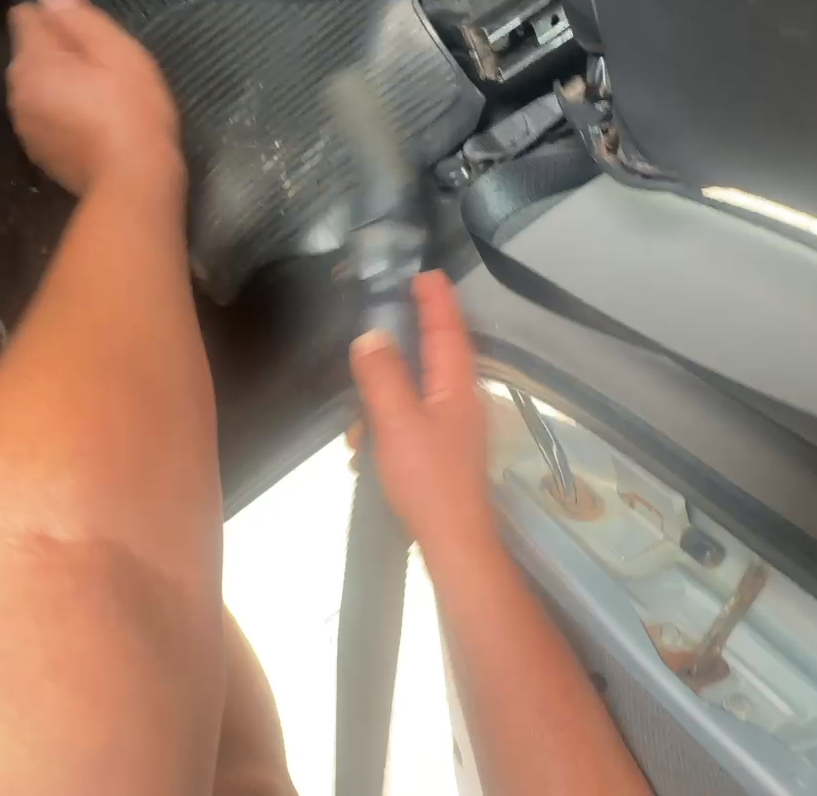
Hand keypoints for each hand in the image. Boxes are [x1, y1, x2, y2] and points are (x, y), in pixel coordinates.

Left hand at [7, 0, 181, 195]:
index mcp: (32, 61)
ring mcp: (25, 128)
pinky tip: (93, 128)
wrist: (133, 182)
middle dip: (59, 56)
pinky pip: (46, 119)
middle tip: (103, 72)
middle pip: (31, 56)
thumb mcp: (119, 53)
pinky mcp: (39, 155)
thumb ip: (82, 20)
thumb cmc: (132, 111)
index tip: (90, 37)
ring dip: (60, 87)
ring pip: (38, 89)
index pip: (25, 17)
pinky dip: (62, 117)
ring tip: (100, 101)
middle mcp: (18, 92)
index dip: (58, 20)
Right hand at [348, 271, 493, 555]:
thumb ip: (381, 375)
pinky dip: (384, 426)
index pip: (447, 328)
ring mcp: (453, 426)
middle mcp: (460, 399)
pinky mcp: (441, 450)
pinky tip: (363, 452)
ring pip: (415, 391)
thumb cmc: (427, 479)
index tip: (423, 272)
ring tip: (356, 427)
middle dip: (402, 344)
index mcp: (456, 384)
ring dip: (382, 398)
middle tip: (375, 328)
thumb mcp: (396, 421)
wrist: (453, 543)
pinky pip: (408, 420)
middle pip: (433, 355)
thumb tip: (370, 336)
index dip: (436, 299)